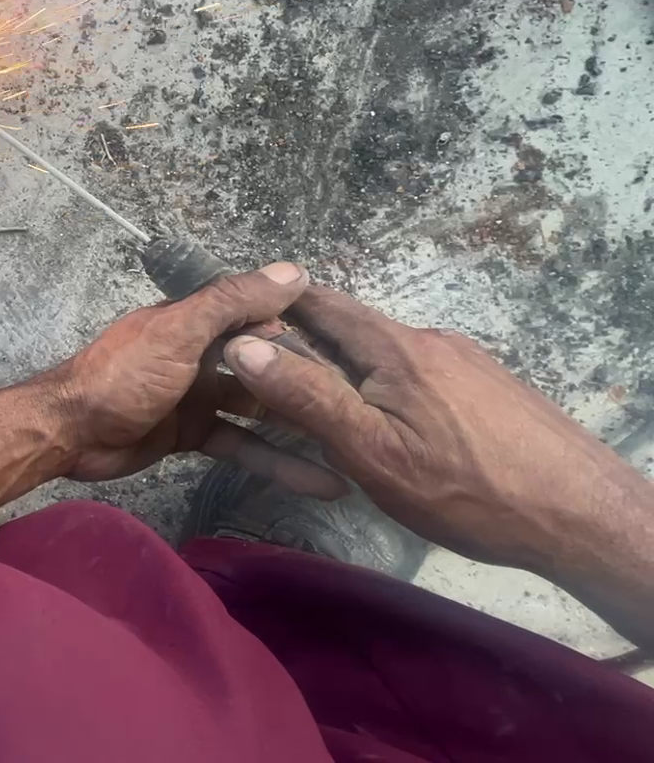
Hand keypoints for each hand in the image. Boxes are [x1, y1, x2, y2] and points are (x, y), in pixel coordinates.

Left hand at [51, 261, 340, 493]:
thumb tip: (293, 271)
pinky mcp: (191, 434)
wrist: (71, 432)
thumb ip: (229, 303)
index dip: (303, 328)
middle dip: (311, 379)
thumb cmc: (121, 375)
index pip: (256, 317)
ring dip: (303, 423)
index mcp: (190, 323)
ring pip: (260, 408)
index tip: (361, 347)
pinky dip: (279, 463)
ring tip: (365, 443)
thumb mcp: (177, 333)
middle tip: (377, 403)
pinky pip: (244, 445)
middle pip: (263, 364)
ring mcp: (194, 396)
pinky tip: (329, 484)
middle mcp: (196, 354)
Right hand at [223, 288, 653, 576]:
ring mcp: (467, 364)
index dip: (268, 304)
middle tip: (264, 384)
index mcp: (394, 347)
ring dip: (343, 373)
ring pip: (380, 356)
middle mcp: (430, 341)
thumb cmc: (471, 492)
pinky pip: (415, 375)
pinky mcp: (491, 390)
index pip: (316, 301)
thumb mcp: (371, 450)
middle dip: (300, 347)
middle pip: (346, 329)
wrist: (604, 531)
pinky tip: (387, 429)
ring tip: (322, 415)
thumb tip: (239, 344)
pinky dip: (382, 389)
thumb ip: (304, 394)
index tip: (229, 322)